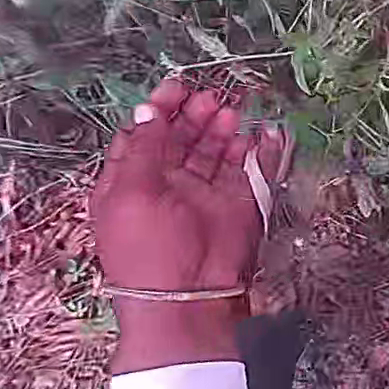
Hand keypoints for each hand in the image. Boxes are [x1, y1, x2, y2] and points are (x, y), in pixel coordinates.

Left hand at [90, 78, 287, 372]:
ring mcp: (204, 193)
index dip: (159, 110)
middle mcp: (169, 184)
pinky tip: (256, 134)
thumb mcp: (131, 195)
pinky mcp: (236, 202)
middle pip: (182, 138)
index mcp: (134, 182)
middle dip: (195, 115)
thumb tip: (146, 111)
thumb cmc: (148, 249)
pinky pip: (247, 169)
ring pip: (213, 150)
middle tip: (211, 98)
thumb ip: (143, 149)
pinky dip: (254, 150)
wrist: (190, 299)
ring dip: (221, 128)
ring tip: (231, 111)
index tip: (177, 88)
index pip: (146, 135)